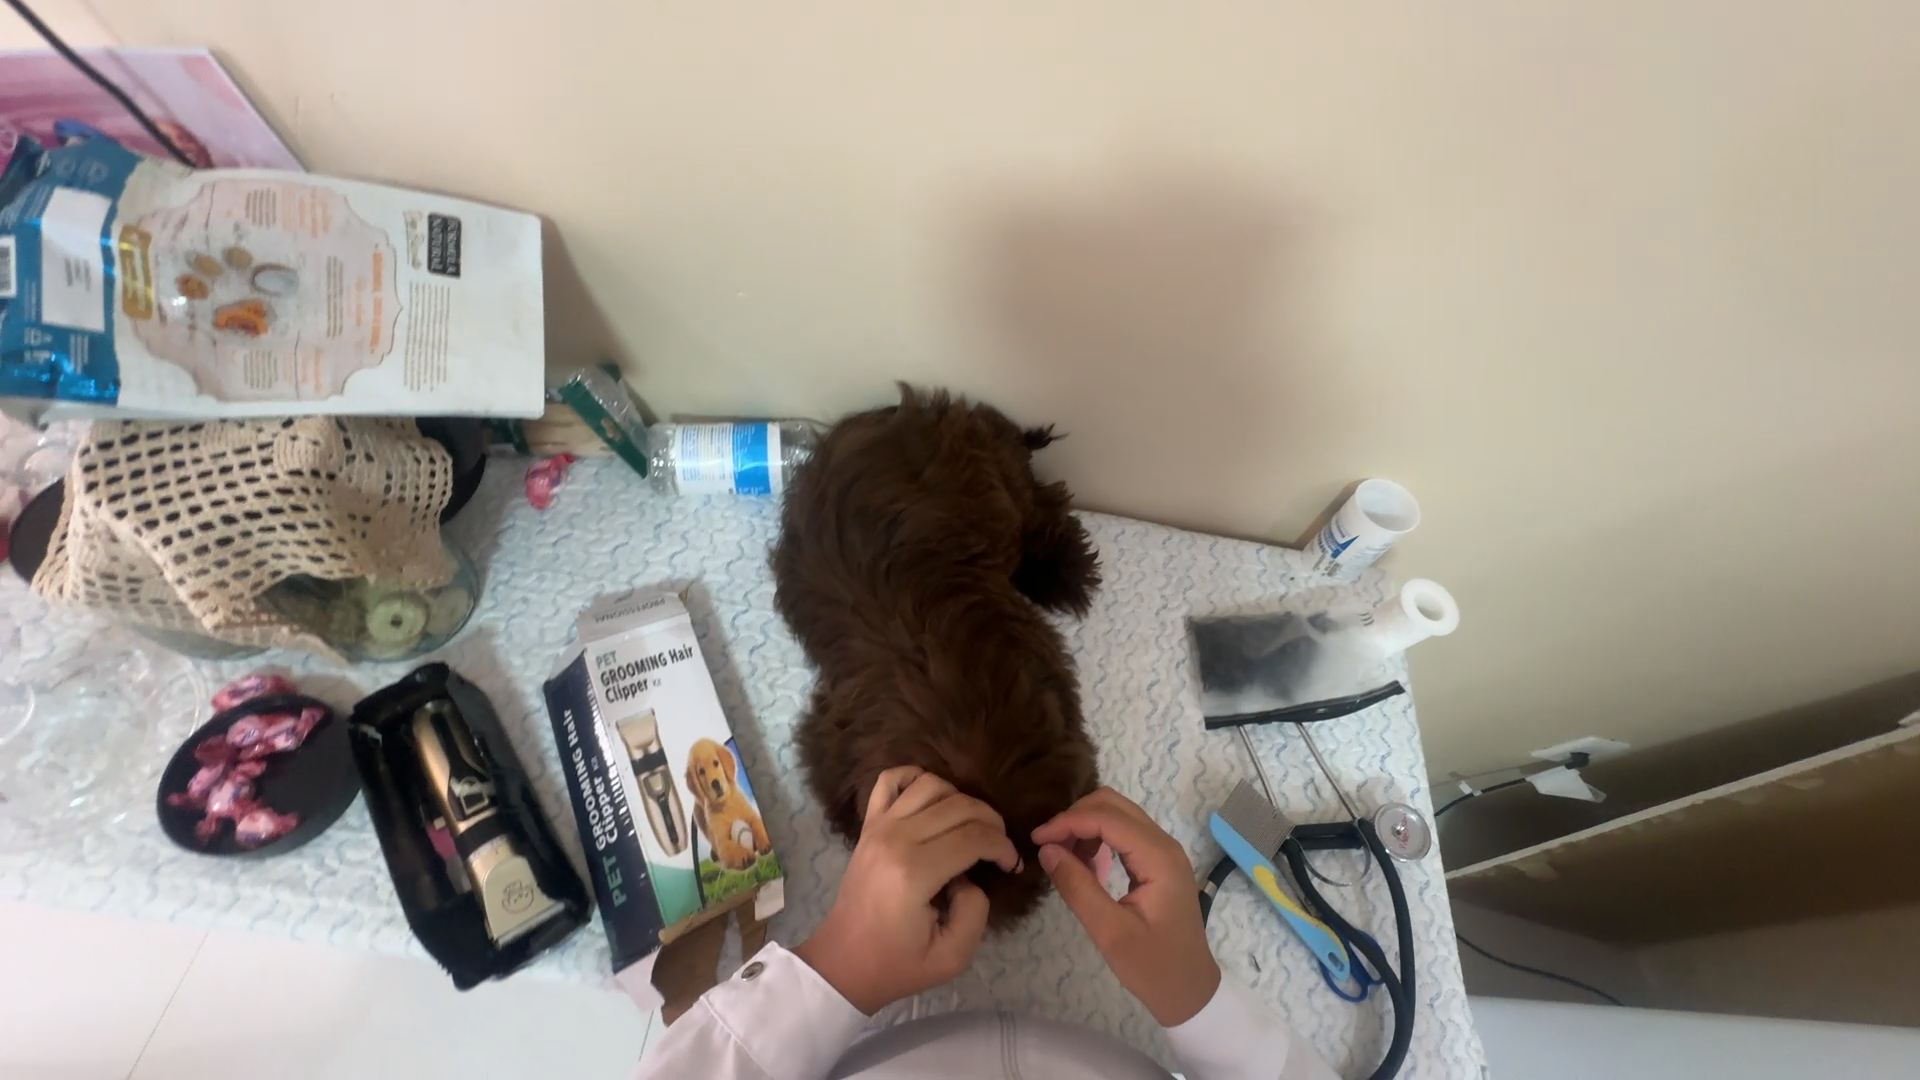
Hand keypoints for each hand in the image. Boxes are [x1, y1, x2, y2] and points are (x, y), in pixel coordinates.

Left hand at [795, 766, 1019, 1014]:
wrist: (844, 962)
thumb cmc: (897, 964)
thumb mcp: (952, 957)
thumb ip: (976, 911)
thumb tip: (970, 876)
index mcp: (915, 873)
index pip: (974, 837)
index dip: (1003, 847)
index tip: (1011, 865)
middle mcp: (896, 838)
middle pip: (959, 805)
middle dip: (991, 822)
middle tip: (999, 847)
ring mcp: (878, 825)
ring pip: (931, 784)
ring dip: (960, 799)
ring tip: (970, 826)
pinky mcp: (868, 823)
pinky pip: (890, 779)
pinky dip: (915, 776)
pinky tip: (933, 799)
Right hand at [1032, 787, 1220, 1026]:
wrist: (1192, 994)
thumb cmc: (1154, 968)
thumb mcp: (1111, 934)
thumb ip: (1078, 888)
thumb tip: (1046, 850)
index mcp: (1159, 857)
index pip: (1107, 818)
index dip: (1068, 822)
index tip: (1037, 839)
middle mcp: (1163, 843)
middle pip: (1112, 804)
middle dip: (1075, 817)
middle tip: (1048, 844)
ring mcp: (1162, 850)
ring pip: (1116, 813)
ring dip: (1085, 824)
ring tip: (1063, 855)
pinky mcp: (1157, 860)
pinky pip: (1122, 831)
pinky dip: (1097, 836)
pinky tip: (1084, 862)